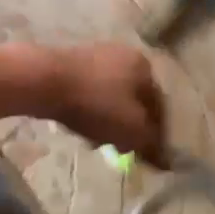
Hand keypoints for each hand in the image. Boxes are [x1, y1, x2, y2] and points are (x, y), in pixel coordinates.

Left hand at [45, 43, 168, 167]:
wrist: (48, 80)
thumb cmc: (96, 103)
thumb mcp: (132, 129)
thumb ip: (153, 144)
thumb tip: (166, 159)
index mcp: (144, 65)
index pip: (159, 107)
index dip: (155, 135)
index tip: (145, 157)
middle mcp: (125, 54)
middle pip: (135, 101)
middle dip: (129, 127)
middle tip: (119, 149)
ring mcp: (99, 54)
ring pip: (113, 97)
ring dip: (109, 120)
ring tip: (96, 139)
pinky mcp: (77, 61)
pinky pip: (93, 91)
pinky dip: (92, 108)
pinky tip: (81, 123)